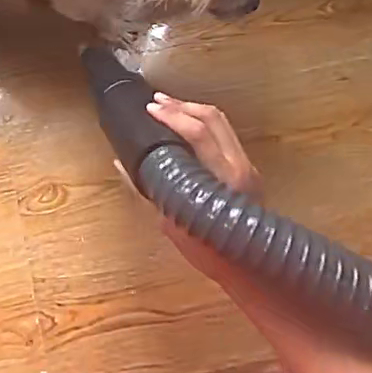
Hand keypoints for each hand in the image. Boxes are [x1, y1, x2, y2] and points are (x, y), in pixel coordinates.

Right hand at [138, 96, 329, 347]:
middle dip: (181, 105)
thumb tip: (121, 165)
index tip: (150, 109)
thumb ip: (148, 190)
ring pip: (222, 121)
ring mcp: (247, 165)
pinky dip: (203, 121)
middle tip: (156, 101)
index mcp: (222, 179)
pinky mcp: (249, 167)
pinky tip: (187, 123)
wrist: (250, 272)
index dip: (173, 116)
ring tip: (168, 105)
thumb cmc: (208, 253)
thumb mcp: (171, 223)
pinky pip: (225, 132)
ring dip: (193, 109)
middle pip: (213, 119)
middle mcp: (239, 166)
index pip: (199, 134)